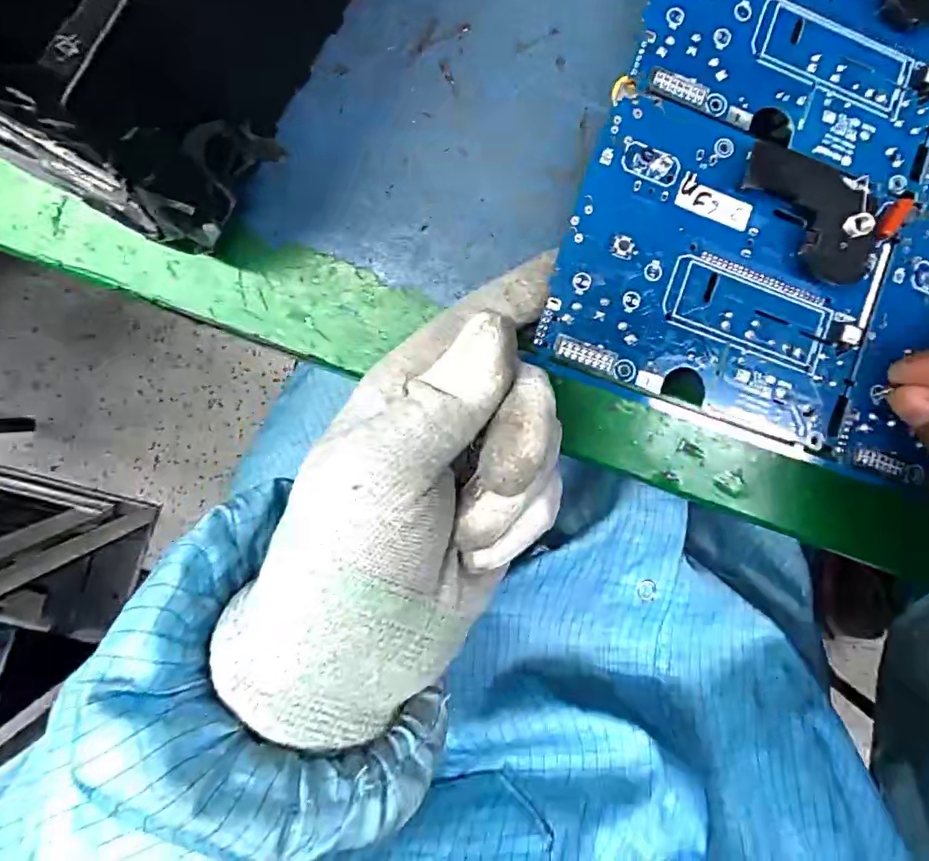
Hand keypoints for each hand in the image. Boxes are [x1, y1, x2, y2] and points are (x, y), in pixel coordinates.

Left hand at [210, 255, 561, 751]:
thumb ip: (445, 400)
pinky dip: (521, 525)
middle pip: (536, 383)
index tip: (582, 269)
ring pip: (550, 439)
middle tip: (483, 488)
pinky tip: (478, 553)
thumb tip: (500, 329)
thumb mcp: (381, 469)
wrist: (357, 660)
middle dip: (521, 439)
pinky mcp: (515, 504)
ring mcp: (491, 457)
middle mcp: (461, 408)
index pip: (484, 315)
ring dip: (515, 494)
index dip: (532, 289)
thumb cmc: (346, 551)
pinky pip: (553, 490)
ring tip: (466, 535)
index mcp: (417, 381)